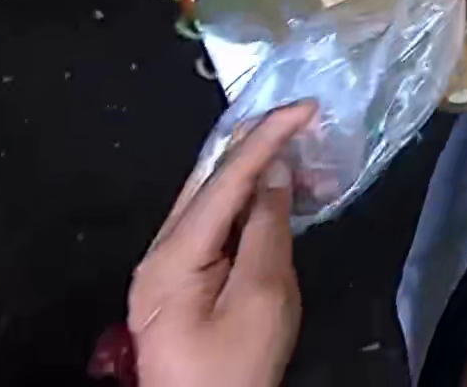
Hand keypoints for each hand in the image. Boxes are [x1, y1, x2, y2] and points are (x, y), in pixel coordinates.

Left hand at [128, 101, 317, 386]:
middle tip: (304, 119)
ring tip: (302, 153)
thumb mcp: (262, 299)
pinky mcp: (183, 274)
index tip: (305, 107)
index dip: (268, 135)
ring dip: (260, 167)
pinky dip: (252, 195)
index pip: (226, 176)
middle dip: (262, 142)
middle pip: (213, 176)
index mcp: (173, 257)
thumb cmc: (234, 372)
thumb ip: (268, 226)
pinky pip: (219, 216)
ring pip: (216, 192)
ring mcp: (168, 262)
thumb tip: (276, 171)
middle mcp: (162, 250)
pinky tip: (278, 188)